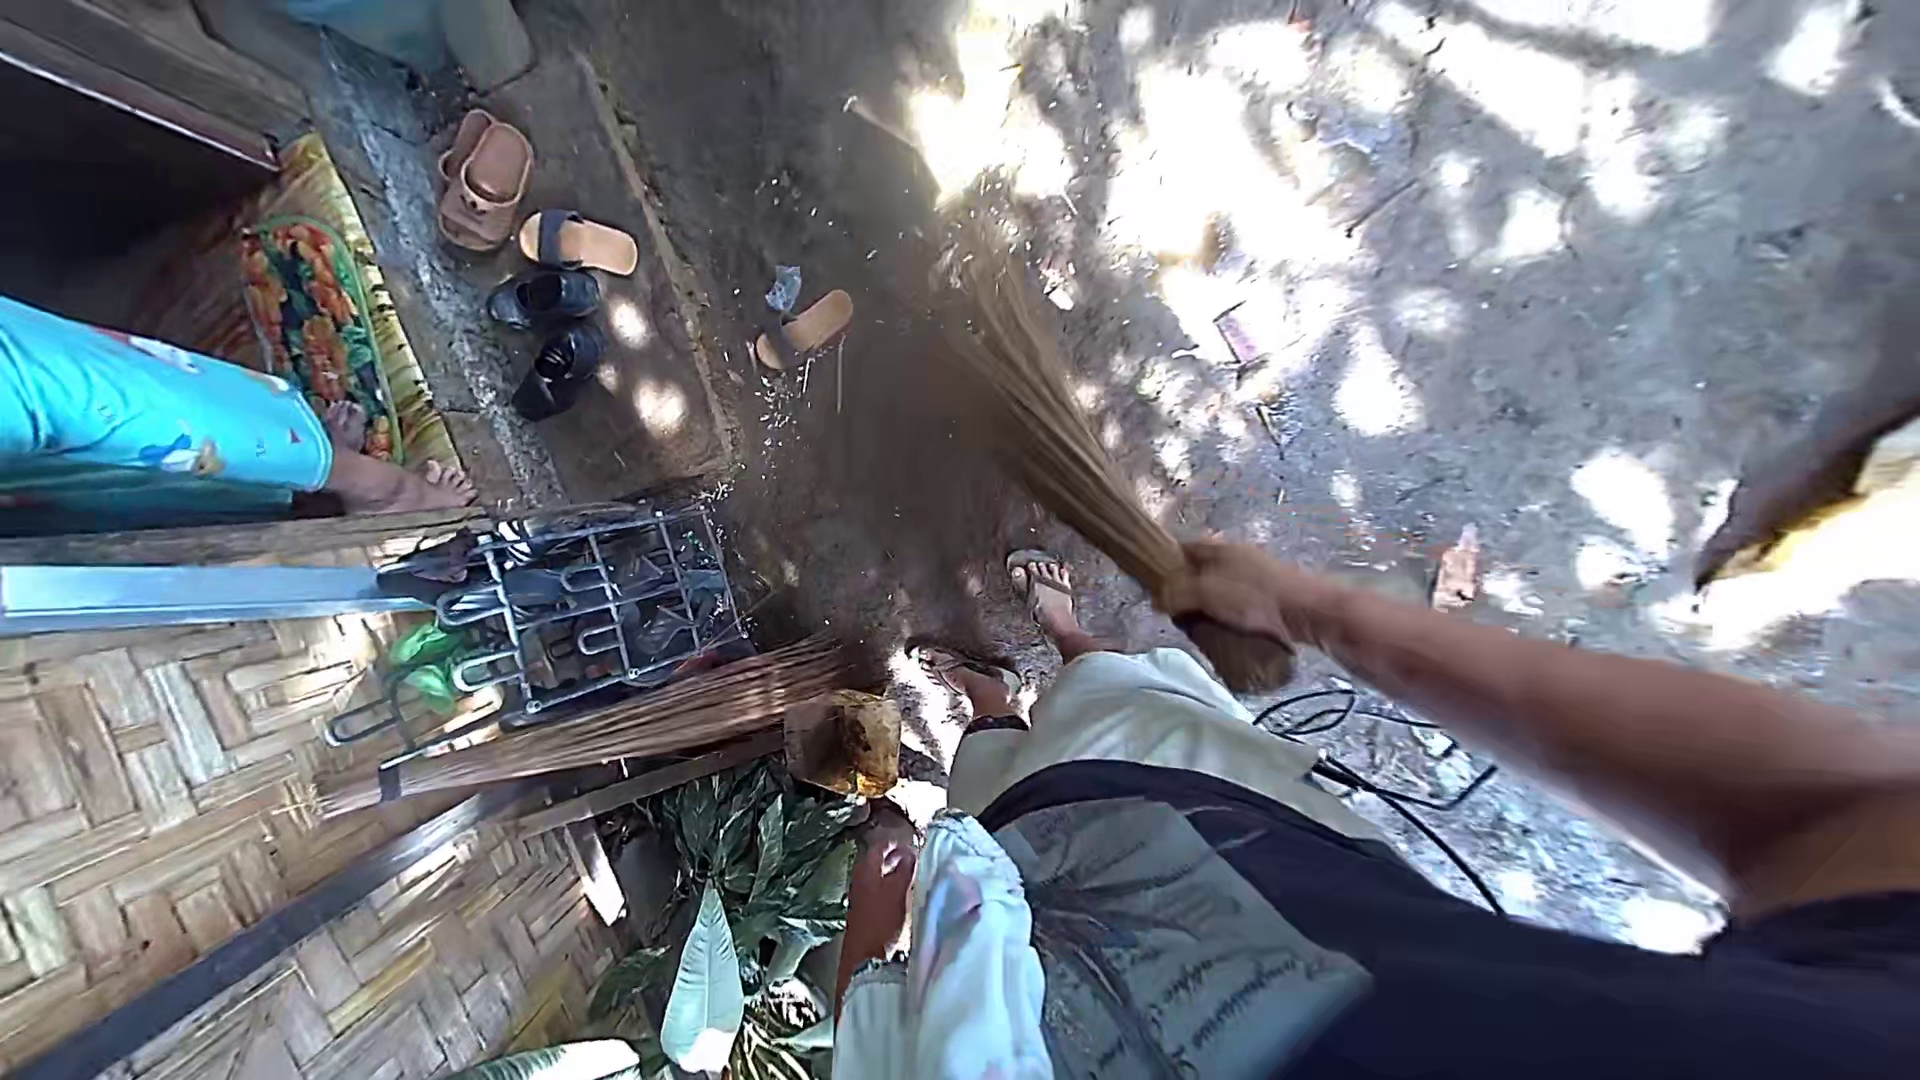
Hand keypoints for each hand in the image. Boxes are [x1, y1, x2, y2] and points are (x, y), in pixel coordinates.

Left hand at [845, 836, 914, 952]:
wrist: (864, 959)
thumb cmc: (882, 920)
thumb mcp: (898, 891)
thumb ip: (904, 869)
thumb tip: (910, 852)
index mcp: (865, 869)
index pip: (879, 846)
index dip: (896, 842)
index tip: (911, 844)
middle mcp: (859, 878)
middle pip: (876, 859)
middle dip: (894, 856)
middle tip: (912, 857)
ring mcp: (859, 895)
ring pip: (876, 874)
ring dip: (892, 871)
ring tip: (910, 874)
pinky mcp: (862, 910)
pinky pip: (876, 889)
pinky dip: (888, 885)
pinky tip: (900, 893)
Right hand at [1155, 540, 1337, 643]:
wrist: (1311, 612)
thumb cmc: (1255, 598)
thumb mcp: (1205, 593)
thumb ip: (1176, 593)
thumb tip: (1156, 600)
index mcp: (1220, 548)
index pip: (1183, 548)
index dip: (1166, 564)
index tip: (1156, 585)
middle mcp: (1237, 555)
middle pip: (1200, 568)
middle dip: (1187, 588)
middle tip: (1178, 610)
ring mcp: (1256, 573)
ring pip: (1219, 585)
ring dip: (1208, 602)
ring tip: (1201, 622)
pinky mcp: (1270, 593)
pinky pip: (1237, 600)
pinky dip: (1227, 611)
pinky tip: (1226, 626)